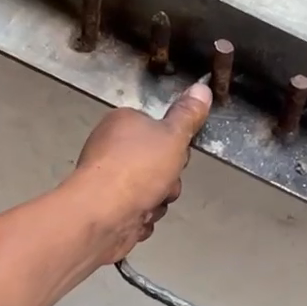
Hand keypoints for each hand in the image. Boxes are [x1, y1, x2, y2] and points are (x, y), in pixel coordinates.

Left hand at [65, 82, 211, 263]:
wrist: (104, 215)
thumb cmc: (138, 168)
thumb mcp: (173, 136)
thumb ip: (188, 115)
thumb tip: (201, 88)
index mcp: (122, 122)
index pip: (157, 128)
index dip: (174, 144)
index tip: (178, 153)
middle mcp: (111, 148)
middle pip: (158, 163)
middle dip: (168, 178)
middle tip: (165, 180)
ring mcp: (109, 180)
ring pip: (152, 190)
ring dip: (158, 199)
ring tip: (151, 201)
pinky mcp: (108, 207)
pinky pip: (140, 210)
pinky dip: (144, 216)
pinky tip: (140, 217)